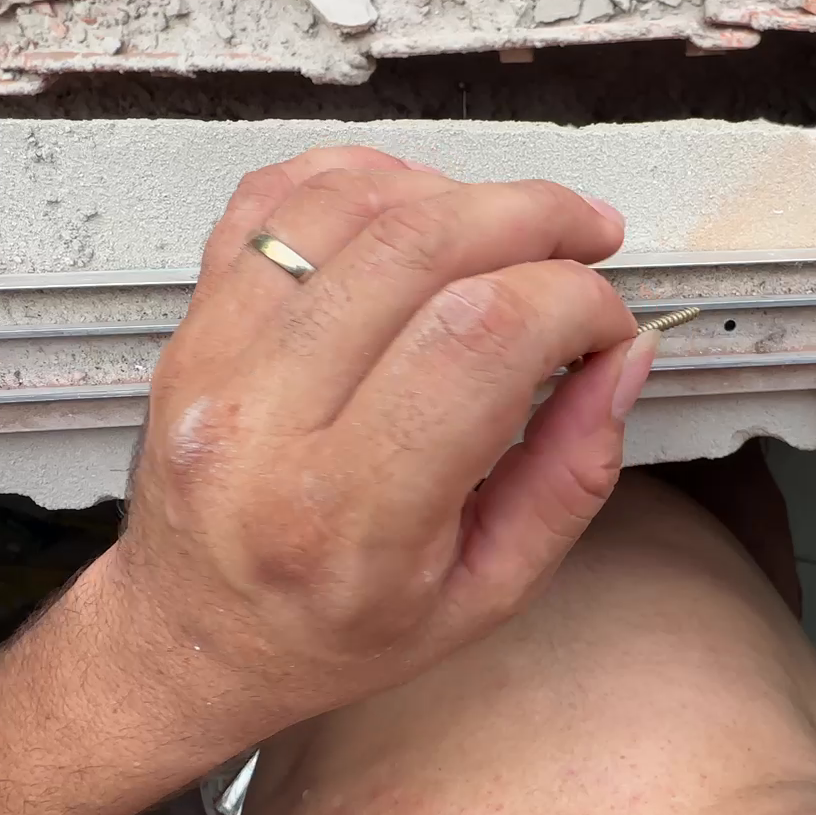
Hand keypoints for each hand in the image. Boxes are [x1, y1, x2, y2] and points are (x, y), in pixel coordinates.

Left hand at [98, 148, 648, 736]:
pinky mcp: (193, 328)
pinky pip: (276, 201)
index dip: (575, 303)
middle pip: (420, 250)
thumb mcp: (490, 590)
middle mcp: (265, 425)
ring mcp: (211, 363)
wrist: (199, 637)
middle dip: (535, 219)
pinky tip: (420, 209)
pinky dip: (367, 177)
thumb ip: (572, 476)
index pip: (482, 340)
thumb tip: (622, 362)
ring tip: (513, 228)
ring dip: (461, 193)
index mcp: (351, 515)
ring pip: (351, 205)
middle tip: (587, 238)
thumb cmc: (340, 631)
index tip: (608, 324)